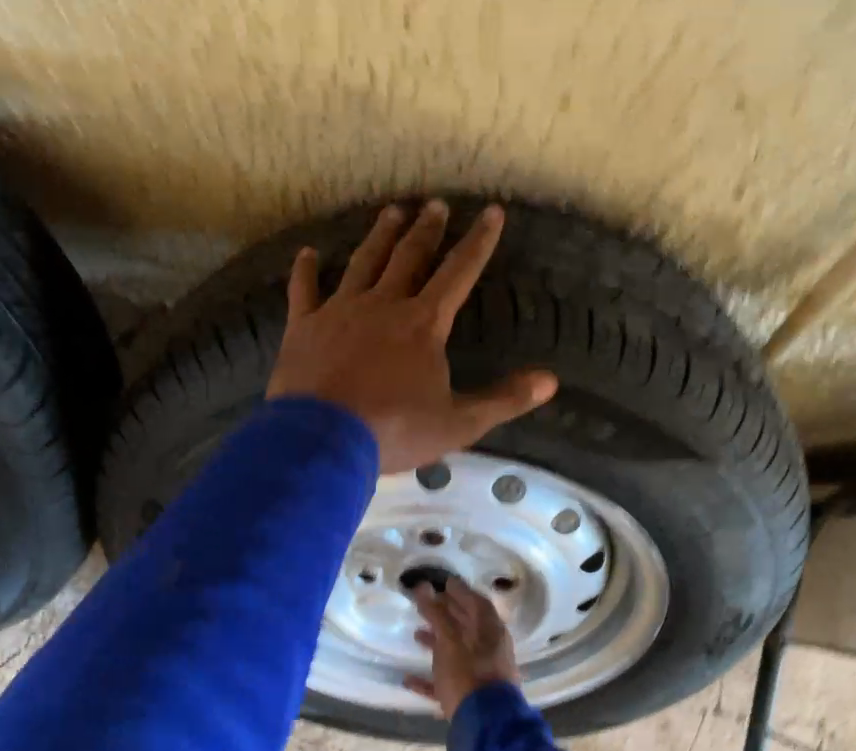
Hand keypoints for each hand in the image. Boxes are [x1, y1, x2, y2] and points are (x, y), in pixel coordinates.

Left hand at [267, 201, 558, 473]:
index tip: (491, 212)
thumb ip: (503, 399)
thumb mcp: (458, 423)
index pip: (459, 273)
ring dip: (379, 236)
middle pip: (410, 257)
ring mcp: (340, 311)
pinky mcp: (305, 327)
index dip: (479, 242)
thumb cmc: (394, 431)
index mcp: (424, 323)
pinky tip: (308, 252)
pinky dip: (306, 270)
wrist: (322, 439)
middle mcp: (384, 304)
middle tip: (435, 205)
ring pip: (364, 263)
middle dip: (427, 230)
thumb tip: (550, 380)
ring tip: (391, 212)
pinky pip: (305, 289)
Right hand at [407, 579, 518, 718]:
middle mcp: (490, 649)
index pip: (477, 602)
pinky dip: (430, 678)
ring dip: (437, 642)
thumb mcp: (449, 641)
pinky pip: (448, 681)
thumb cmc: (468, 674)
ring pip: (457, 652)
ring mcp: (481, 674)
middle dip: (447, 614)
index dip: (459, 590)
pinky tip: (408, 679)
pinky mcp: (470, 697)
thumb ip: (436, 614)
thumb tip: (422, 587)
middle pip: (467, 626)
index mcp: (490, 631)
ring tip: (416, 634)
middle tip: (426, 604)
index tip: (442, 582)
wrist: (486, 724)